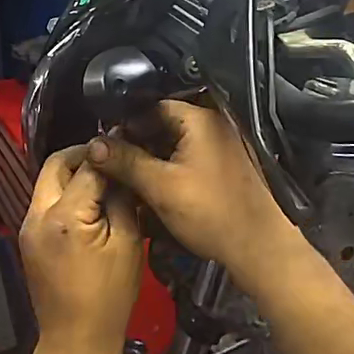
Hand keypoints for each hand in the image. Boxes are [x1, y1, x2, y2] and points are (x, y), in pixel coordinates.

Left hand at [20, 143, 143, 353]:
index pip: (88, 165)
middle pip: (56, 163)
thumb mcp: (127, 241)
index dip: (111, 152)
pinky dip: (66, 191)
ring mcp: (28, 226)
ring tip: (105, 180)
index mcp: (64, 216)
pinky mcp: (28, 237)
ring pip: (48, 180)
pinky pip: (46, 199)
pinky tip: (92, 201)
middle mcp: (37, 214)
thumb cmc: (109, 296)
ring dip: (74, 172)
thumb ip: (122, 197)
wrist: (77, 342)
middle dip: (84, 154)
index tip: (131, 142)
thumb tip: (122, 166)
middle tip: (113, 159)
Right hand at [87, 100, 301, 285]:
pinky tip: (158, 188)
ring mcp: (222, 143)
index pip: (152, 107)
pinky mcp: (224, 164)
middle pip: (163, 124)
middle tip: (116, 165)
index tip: (108, 145)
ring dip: (153, 158)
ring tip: (134, 180)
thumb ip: (126, 162)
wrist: (257, 247)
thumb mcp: (160, 187)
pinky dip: (171, 168)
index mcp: (201, 118)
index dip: (126, 125)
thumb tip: (96, 145)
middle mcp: (214, 123)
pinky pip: (189, 156)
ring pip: (175, 142)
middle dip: (138, 144)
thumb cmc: (214, 215)